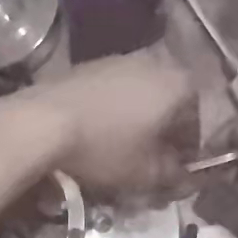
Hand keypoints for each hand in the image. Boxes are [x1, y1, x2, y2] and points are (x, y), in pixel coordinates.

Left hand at [12, 48, 195, 198]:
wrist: (42, 121)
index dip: (186, 152)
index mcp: (179, 85)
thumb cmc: (105, 147)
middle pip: (167, 105)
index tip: (173, 173)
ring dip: (135, 122)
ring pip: (139, 97)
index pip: (195, 122)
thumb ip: (173, 175)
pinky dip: (111, 112)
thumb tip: (185, 177)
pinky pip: (112, 92)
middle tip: (146, 163)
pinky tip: (95, 133)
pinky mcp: (89, 65)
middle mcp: (155, 63)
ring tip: (118, 150)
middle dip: (160, 134)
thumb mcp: (145, 173)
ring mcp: (119, 59)